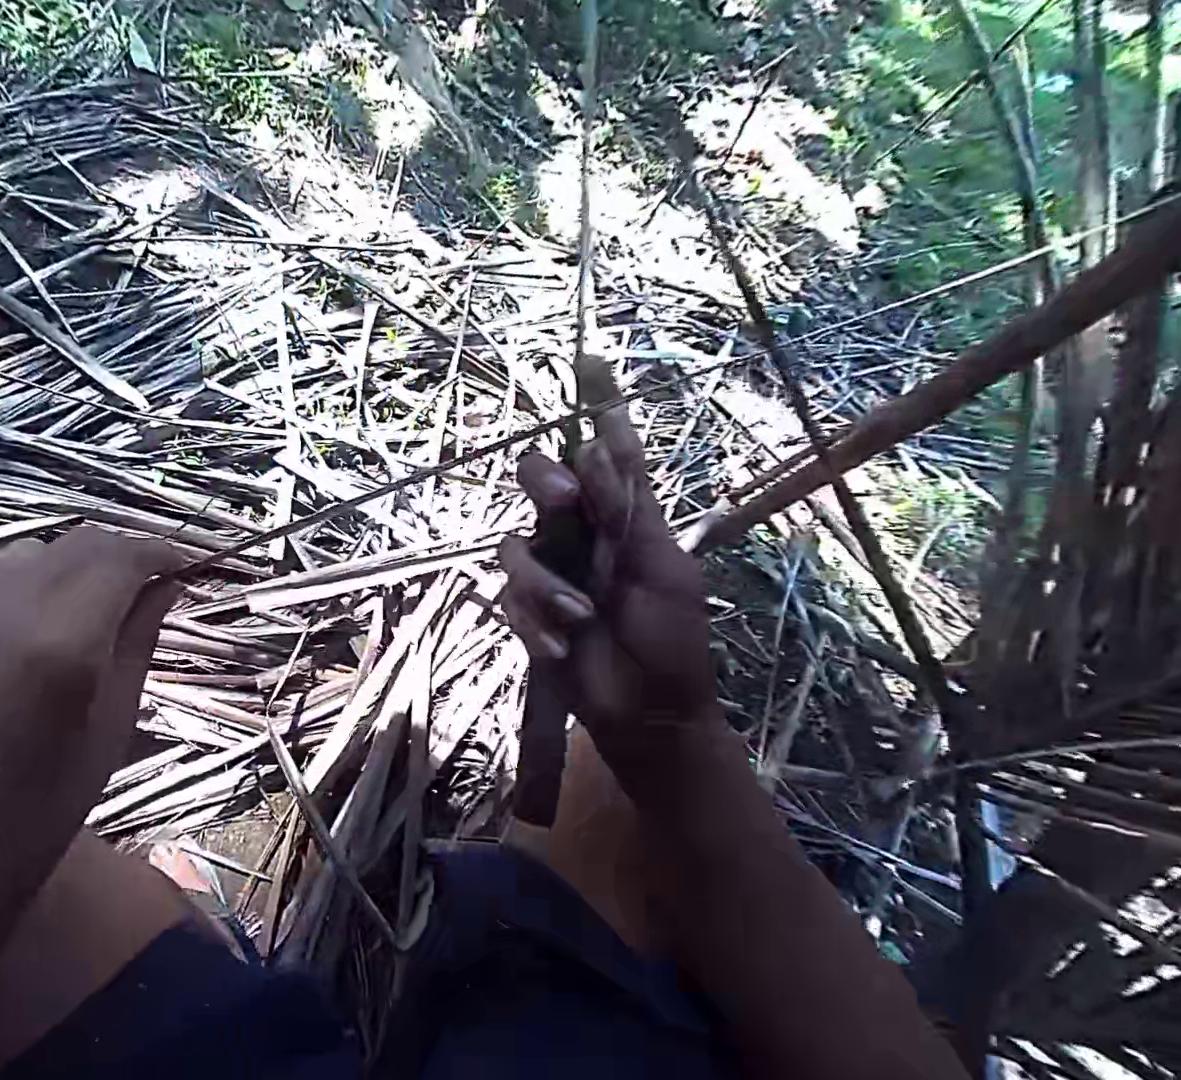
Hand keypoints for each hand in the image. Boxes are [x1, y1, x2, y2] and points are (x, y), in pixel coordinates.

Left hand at [0, 527, 180, 883]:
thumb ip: (139, 641)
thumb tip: (166, 583)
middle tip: (136, 591)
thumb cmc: (36, 817)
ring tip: (69, 615)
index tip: (176, 566)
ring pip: (20, 556)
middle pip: (74, 544)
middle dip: (116, 558)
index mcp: (58, 643)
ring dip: (59, 571)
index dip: (157, 552)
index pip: (120, 556)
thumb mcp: (111, 728)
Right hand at [498, 408, 719, 761]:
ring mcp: (547, 570)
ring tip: (581, 620)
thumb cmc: (671, 640)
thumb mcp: (661, 570)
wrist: (647, 712)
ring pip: (515, 548)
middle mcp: (578, 532)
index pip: (608, 450)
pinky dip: (535, 623)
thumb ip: (627, 512)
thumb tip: (596, 446)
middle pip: (539, 480)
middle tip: (565, 500)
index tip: (586, 360)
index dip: (597, 405)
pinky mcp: (523, 608)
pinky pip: (509, 599)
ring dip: (547, 588)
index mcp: (622, 517)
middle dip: (544, 483)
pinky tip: (561, 647)